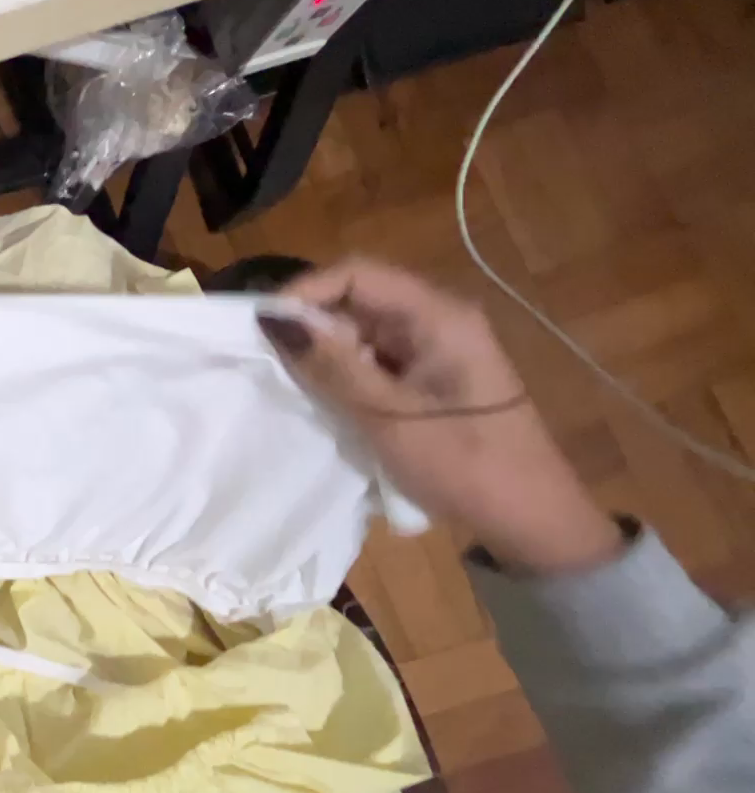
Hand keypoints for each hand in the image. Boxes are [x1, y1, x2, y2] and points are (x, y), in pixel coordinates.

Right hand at [258, 257, 622, 574]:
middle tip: (273, 361)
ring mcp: (433, 347)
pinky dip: (339, 368)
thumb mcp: (386, 416)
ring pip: (358, 327)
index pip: (357, 275)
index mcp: (439, 318)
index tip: (262, 327)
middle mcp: (437, 320)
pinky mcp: (425, 374)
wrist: (529, 518)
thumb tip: (273, 320)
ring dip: (321, 349)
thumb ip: (330, 365)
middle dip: (308, 322)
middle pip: (356, 296)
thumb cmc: (464, 464)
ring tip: (292, 381)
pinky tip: (323, 395)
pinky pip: (369, 354)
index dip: (304, 291)